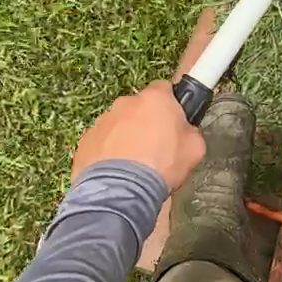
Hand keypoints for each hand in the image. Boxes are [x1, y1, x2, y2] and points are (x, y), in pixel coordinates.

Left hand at [71, 81, 205, 192]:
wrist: (120, 192)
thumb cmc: (161, 166)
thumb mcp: (195, 149)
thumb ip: (191, 132)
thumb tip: (186, 132)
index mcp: (155, 99)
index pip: (164, 89)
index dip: (170, 104)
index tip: (174, 121)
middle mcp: (126, 103)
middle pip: (139, 107)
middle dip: (146, 122)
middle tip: (156, 147)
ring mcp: (103, 121)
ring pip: (119, 124)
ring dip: (126, 137)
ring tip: (134, 164)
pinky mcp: (86, 140)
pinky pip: (101, 142)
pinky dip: (108, 152)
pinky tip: (117, 172)